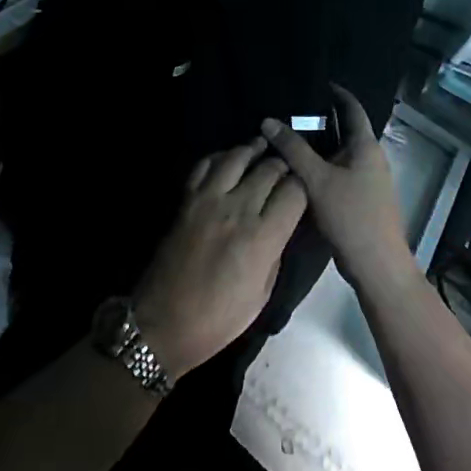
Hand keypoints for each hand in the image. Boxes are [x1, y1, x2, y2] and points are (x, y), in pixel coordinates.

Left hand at [132, 140, 308, 381]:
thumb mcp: (262, 293)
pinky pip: (204, 165)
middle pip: (269, 168)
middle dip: (283, 164)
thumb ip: (276, 250)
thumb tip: (282, 223)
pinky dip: (220, 157)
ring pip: (237, 157)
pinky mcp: (186, 200)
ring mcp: (208, 200)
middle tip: (288, 167)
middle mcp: (238, 209)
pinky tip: (229, 160)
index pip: (294, 191)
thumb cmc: (219, 318)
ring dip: (254, 150)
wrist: (164, 322)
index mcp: (262, 237)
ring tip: (262, 148)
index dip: (304, 185)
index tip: (306, 186)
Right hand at [261, 84, 411, 291]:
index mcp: (366, 146)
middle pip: (345, 131)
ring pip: (340, 155)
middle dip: (321, 121)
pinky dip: (322, 168)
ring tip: (289, 140)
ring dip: (319, 147)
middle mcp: (371, 158)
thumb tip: (268, 120)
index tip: (317, 82)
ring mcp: (368, 180)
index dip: (337, 93)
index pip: (353, 109)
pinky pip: (339, 174)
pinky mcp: (361, 199)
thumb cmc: (351, 215)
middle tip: (290, 113)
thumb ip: (293, 150)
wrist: (376, 264)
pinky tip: (300, 173)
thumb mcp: (317, 179)